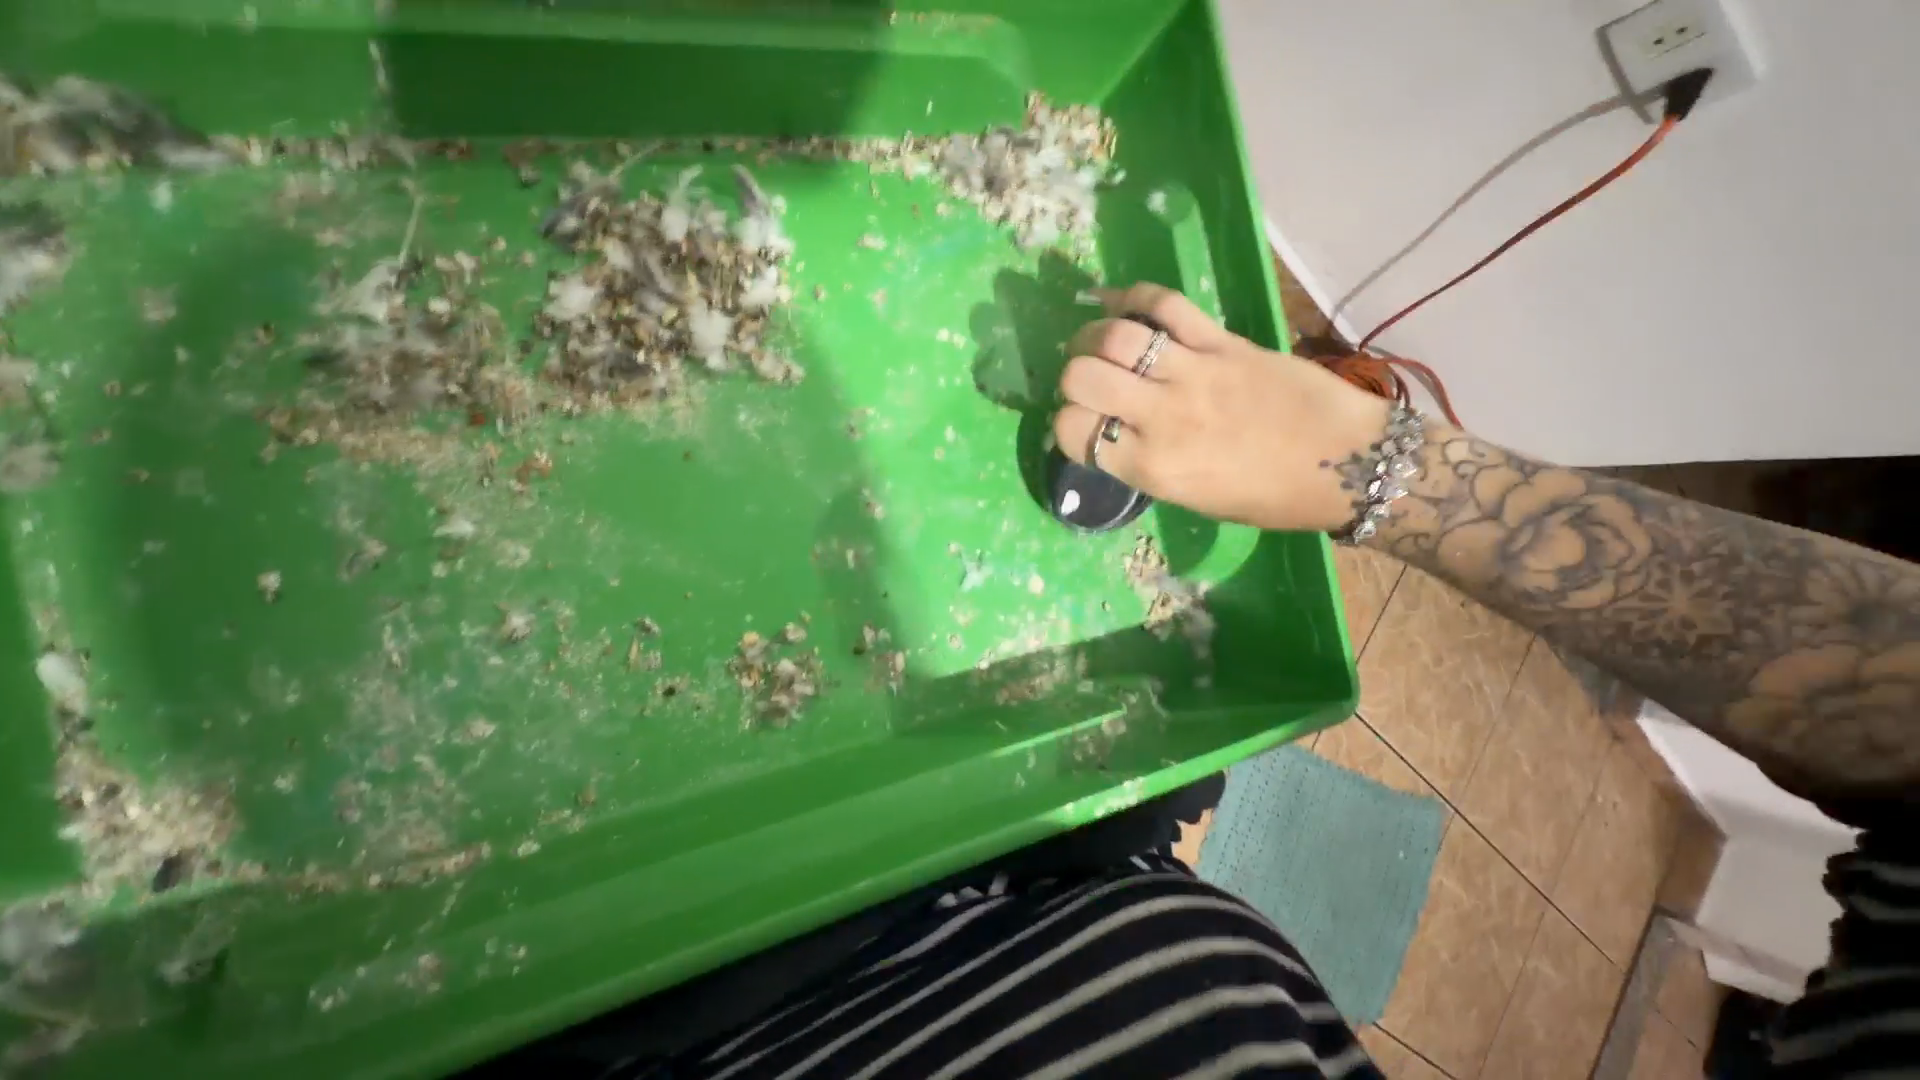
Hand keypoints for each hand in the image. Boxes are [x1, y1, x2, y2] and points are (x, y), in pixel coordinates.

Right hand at [1053, 283, 1393, 532]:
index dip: (1068, 426)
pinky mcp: (1223, 340)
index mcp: (1153, 467)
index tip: (1084, 425)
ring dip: (1093, 335)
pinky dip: (1133, 297)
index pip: (1074, 431)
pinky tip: (1121, 304)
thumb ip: (1146, 463)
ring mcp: (1193, 372)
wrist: (1347, 463)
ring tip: (1099, 342)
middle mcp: (1163, 417)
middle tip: (1088, 380)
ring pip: (1115, 335)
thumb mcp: (1193, 498)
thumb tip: (1112, 432)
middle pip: (1081, 376)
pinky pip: (1165, 305)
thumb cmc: (1269, 496)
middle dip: (1072, 377)